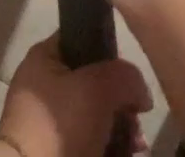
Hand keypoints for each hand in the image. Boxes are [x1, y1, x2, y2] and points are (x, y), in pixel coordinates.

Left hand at [0, 35, 152, 156]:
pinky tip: (127, 153)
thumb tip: (140, 95)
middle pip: (97, 83)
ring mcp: (50, 121)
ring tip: (136, 144)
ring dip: (122, 128)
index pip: (84, 38)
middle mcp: (45, 86)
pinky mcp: (58, 148)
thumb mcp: (100, 86)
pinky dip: (112, 146)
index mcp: (44, 59)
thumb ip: (126, 76)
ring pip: (98, 116)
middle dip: (123, 102)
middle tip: (136, 117)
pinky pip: (93, 140)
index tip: (129, 77)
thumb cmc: (61, 122)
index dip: (111, 53)